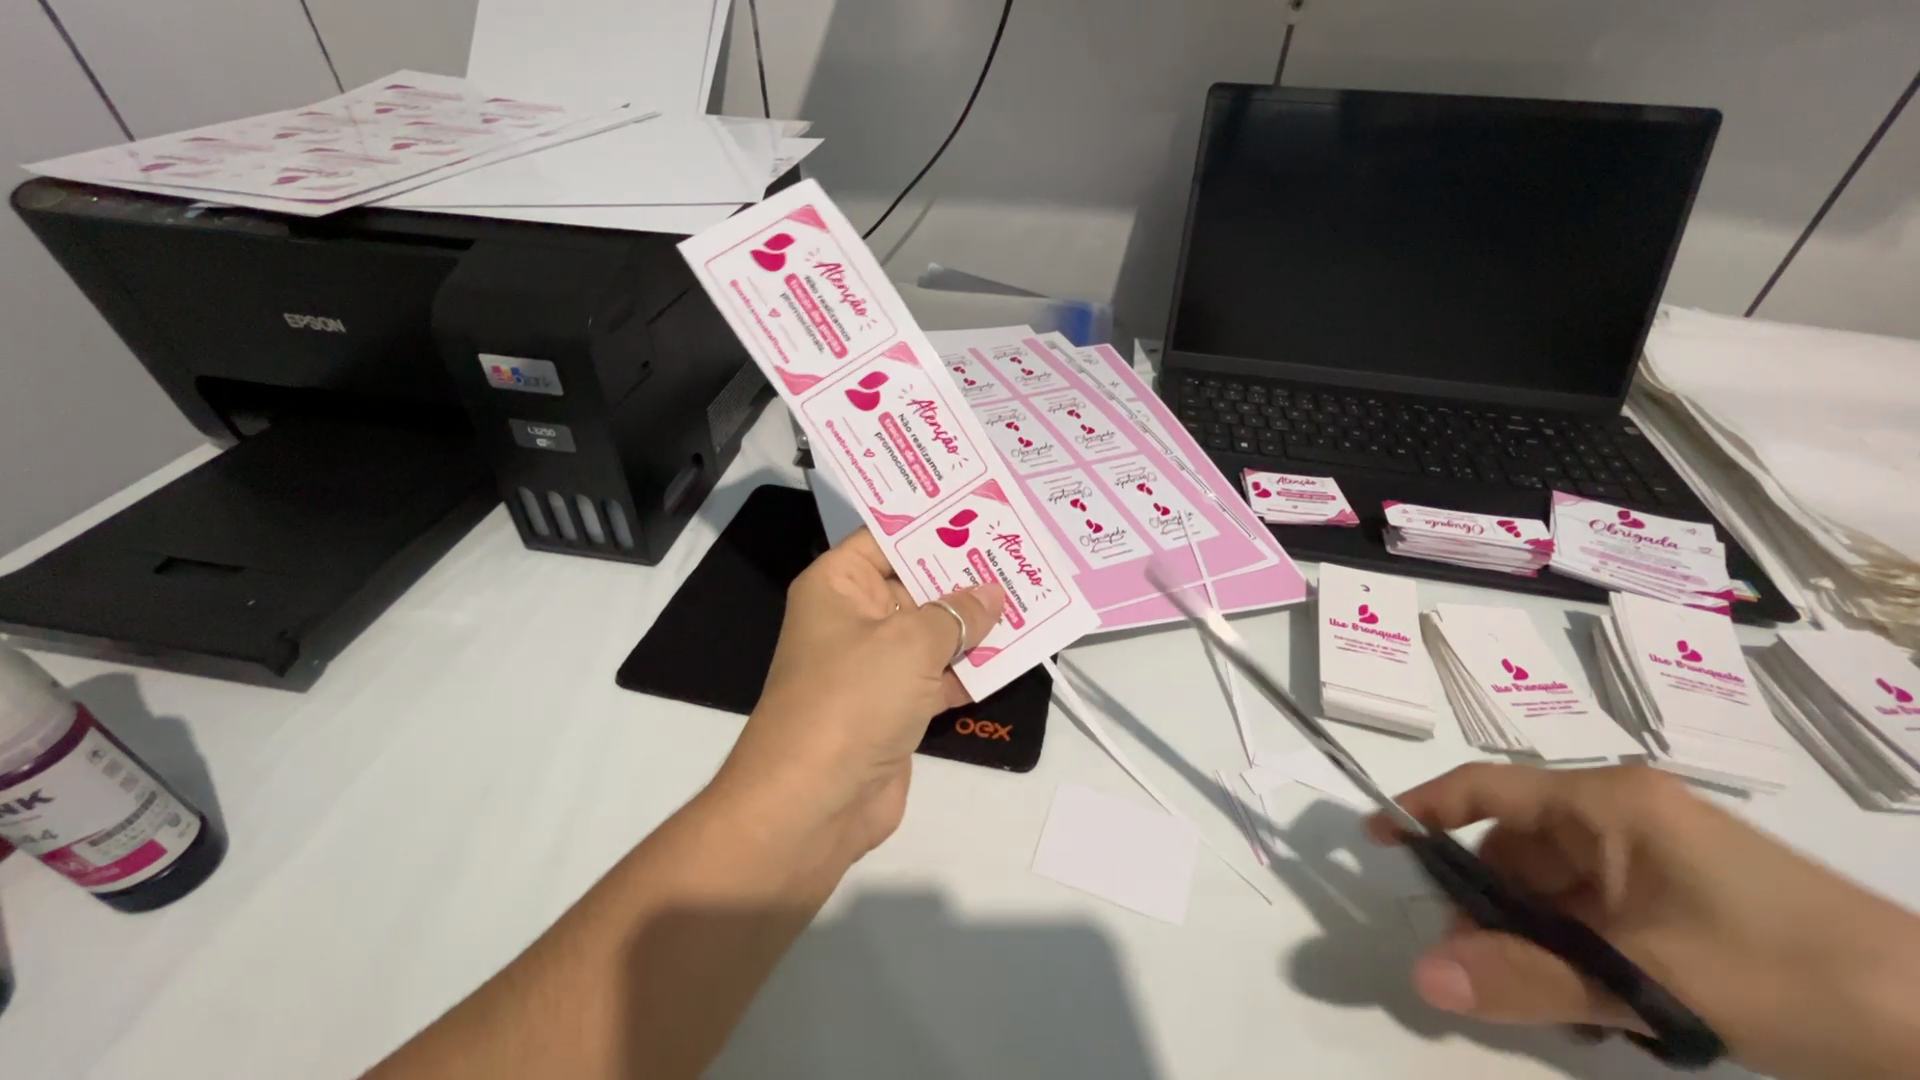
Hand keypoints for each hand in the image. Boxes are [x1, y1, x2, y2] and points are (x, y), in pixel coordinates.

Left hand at [716, 528, 1004, 857]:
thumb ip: (957, 612)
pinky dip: (974, 668)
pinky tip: (1020, 652)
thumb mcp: (909, 641)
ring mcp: (876, 666)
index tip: (983, 510)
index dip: (933, 525)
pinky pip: (941, 676)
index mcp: (838, 586)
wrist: (814, 802)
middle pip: (916, 584)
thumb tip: (993, 592)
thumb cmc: (852, 698)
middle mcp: (854, 619)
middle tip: (1023, 550)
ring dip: (978, 623)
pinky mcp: (896, 708)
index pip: (887, 538)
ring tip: (1034, 594)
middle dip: (966, 574)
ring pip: (934, 633)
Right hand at [1369, 764, 1919, 1079]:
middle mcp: (1626, 818)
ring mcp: (1659, 859)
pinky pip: (1600, 914)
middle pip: (1518, 846)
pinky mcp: (1685, 900)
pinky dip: (1578, 952)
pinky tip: (1591, 1006)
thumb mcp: (1649, 981)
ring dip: (1534, 936)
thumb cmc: (1794, 976)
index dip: (1426, 808)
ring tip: (1533, 998)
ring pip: (1558, 888)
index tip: (1377, 842)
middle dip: (1483, 903)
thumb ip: (1528, 979)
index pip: (1488, 787)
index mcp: (1611, 805)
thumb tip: (1419, 977)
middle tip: (1464, 964)